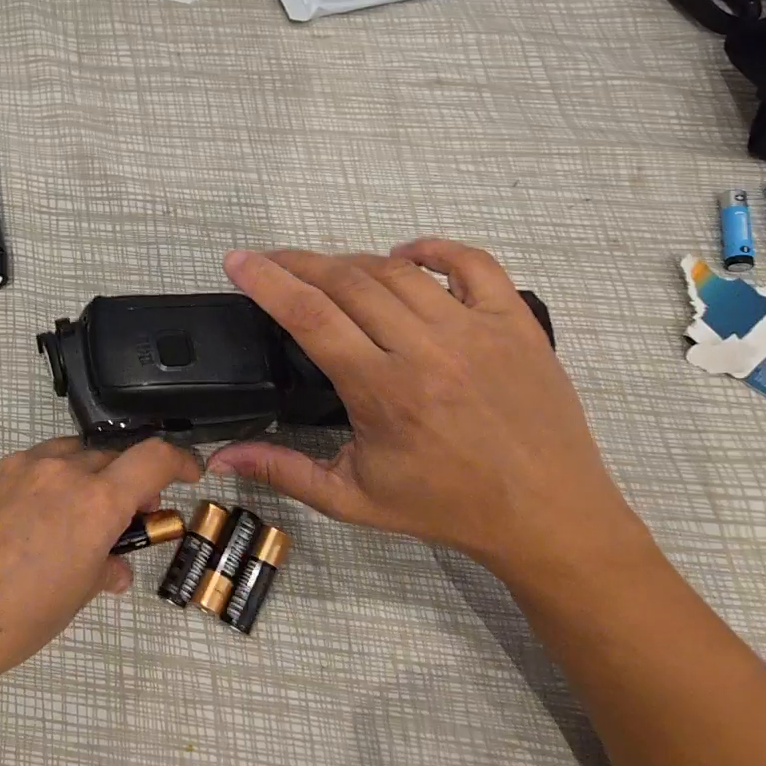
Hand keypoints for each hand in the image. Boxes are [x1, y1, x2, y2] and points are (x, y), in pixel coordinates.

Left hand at [0, 437, 199, 702]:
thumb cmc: (14, 620)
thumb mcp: (73, 598)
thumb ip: (103, 567)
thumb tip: (113, 564)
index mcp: (94, 503)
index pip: (153, 459)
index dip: (180, 462)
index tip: (188, 475)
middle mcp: (60, 472)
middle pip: (111, 458)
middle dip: (129, 483)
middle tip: (127, 520)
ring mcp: (19, 468)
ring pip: (70, 455)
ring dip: (88, 477)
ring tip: (79, 518)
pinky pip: (34, 465)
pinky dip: (51, 481)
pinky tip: (37, 519)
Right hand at [209, 240, 644, 579]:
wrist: (548, 515)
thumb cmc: (443, 506)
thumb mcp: (350, 499)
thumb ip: (281, 471)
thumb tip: (217, 460)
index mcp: (382, 391)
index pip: (310, 316)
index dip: (267, 282)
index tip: (237, 262)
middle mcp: (427, 349)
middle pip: (346, 281)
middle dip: (296, 263)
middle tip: (267, 261)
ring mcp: (476, 330)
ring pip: (397, 271)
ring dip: (350, 260)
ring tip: (323, 269)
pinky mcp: (516, 323)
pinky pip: (474, 265)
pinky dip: (434, 250)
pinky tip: (404, 255)